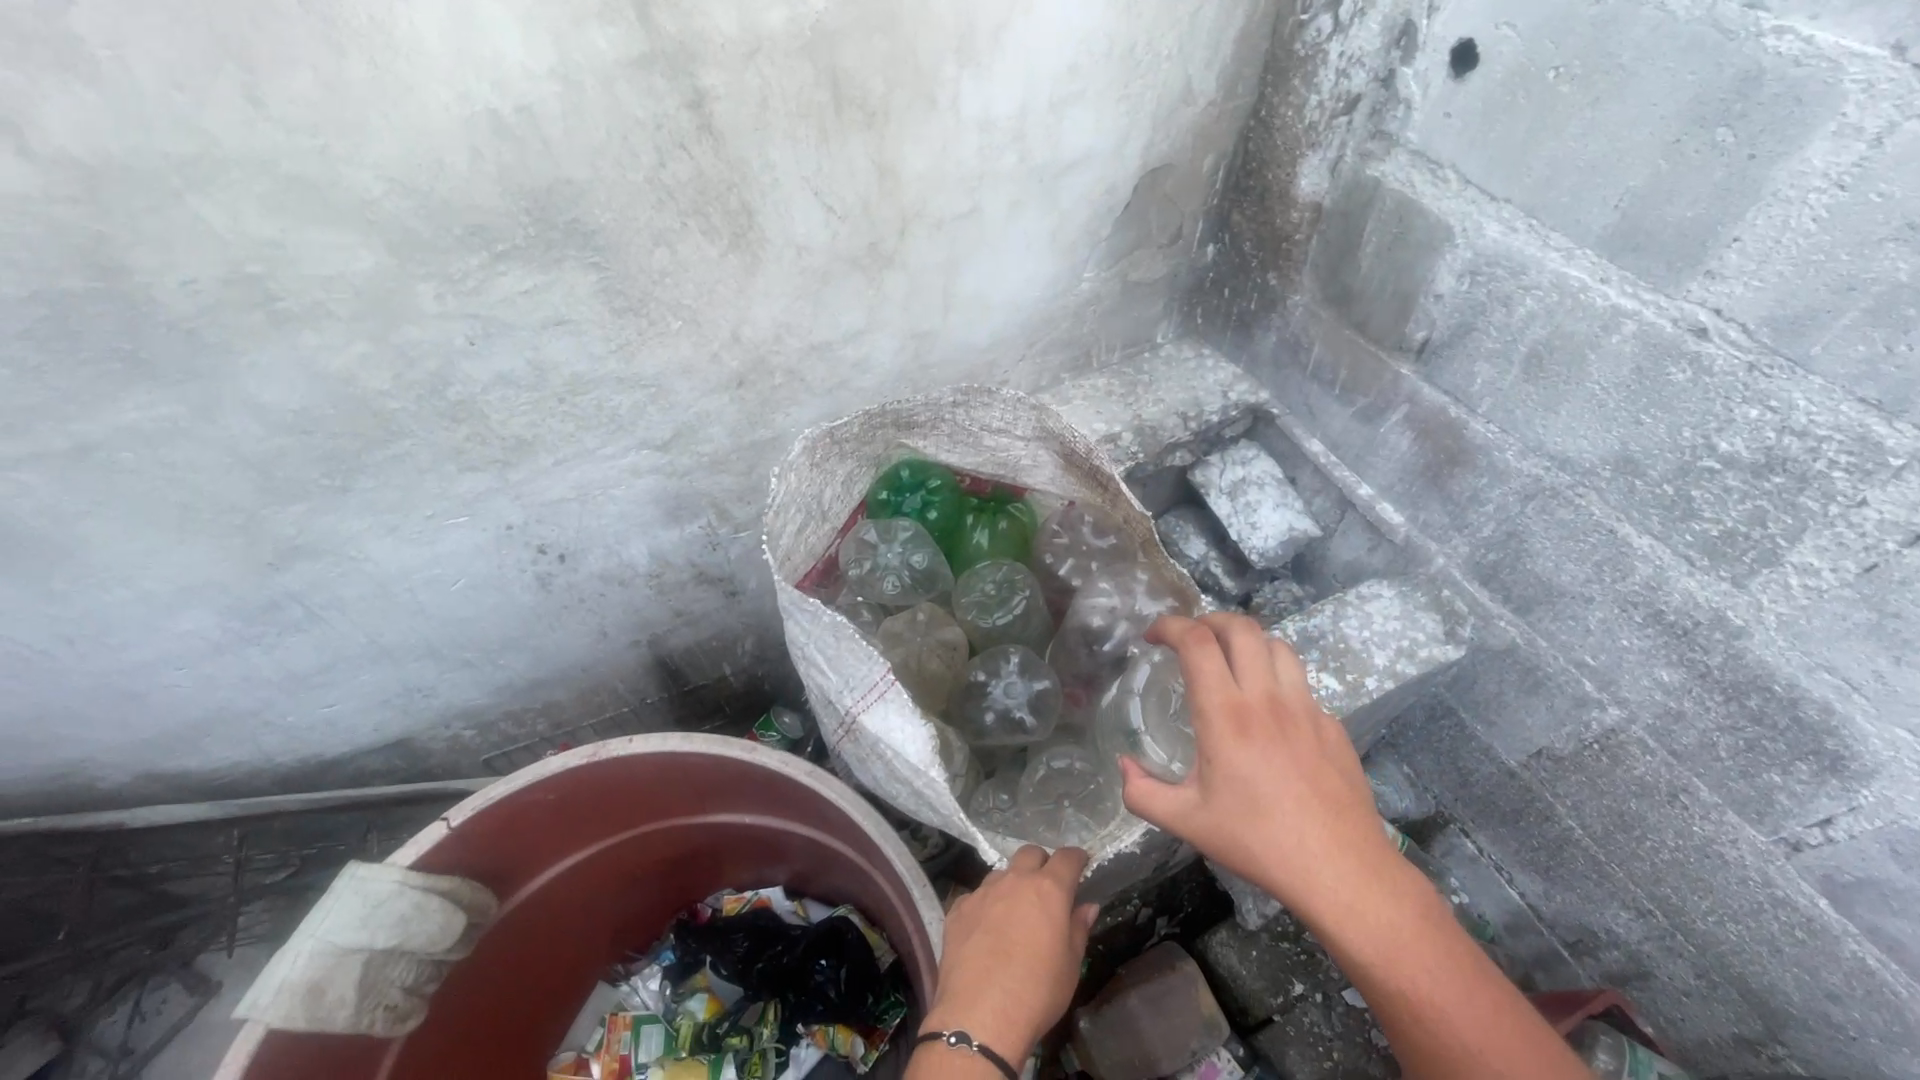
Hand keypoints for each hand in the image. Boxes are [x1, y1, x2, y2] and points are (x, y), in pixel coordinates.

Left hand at [920, 846, 1099, 1062]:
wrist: (980, 1015)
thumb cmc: (1037, 992)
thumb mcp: (1071, 965)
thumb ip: (1079, 928)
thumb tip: (1087, 906)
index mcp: (1048, 890)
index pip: (1067, 858)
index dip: (1076, 858)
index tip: (1080, 864)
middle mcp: (1014, 882)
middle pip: (1030, 853)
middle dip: (1042, 863)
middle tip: (1047, 887)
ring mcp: (982, 893)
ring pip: (1000, 873)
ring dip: (1011, 884)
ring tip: (1014, 912)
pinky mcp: (957, 909)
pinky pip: (976, 896)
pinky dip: (986, 906)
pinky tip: (985, 931)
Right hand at [1118, 613, 1399, 925]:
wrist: (1338, 867)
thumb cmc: (1257, 842)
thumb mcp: (1186, 822)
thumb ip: (1141, 792)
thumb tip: (1123, 765)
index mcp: (1225, 715)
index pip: (1197, 642)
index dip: (1170, 626)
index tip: (1153, 636)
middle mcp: (1267, 698)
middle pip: (1241, 628)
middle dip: (1209, 620)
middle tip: (1190, 638)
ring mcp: (1306, 708)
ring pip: (1278, 646)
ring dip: (1248, 642)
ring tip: (1231, 661)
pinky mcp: (1332, 725)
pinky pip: (1302, 684)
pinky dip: (1278, 680)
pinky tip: (1269, 712)